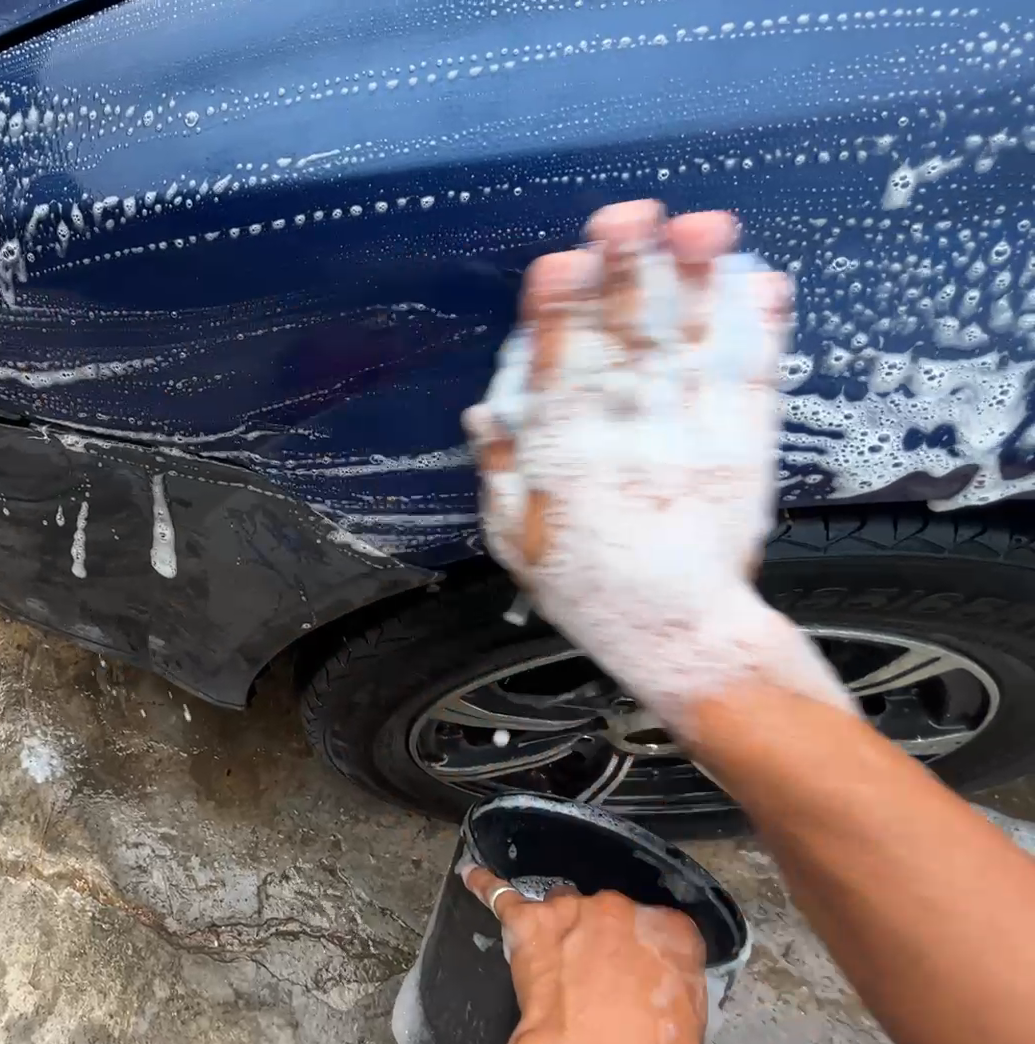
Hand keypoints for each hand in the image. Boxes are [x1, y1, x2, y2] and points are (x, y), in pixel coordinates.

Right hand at [464, 200, 852, 728]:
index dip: (557, 319)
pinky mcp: (745, 448)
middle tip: (626, 214)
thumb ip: (501, 472)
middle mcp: (628, 442)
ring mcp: (692, 441)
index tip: (557, 265)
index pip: (556, 377)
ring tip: (702, 225)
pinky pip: (753, 384)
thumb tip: (483, 413)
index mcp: (565, 464)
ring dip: (697, 286)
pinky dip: (760, 333)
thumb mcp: (512, 538)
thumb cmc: (579, 581)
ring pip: (691, 353)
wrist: (677, 627)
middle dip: (627, 278)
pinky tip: (760, 282)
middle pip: (626, 349)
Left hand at [465, 865, 708, 1043]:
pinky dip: (484, 884)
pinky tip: (472, 875)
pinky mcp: (526, 920)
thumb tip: (651, 973)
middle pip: (606, 910)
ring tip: (556, 953)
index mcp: (669, 929)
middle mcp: (616, 907)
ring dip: (558, 924)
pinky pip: (499, 893)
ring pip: (560, 904)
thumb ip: (669, 975)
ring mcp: (566, 909)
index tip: (640, 963)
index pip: (661, 923)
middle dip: (602, 935)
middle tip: (600, 972)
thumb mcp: (688, 1014)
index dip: (647, 946)